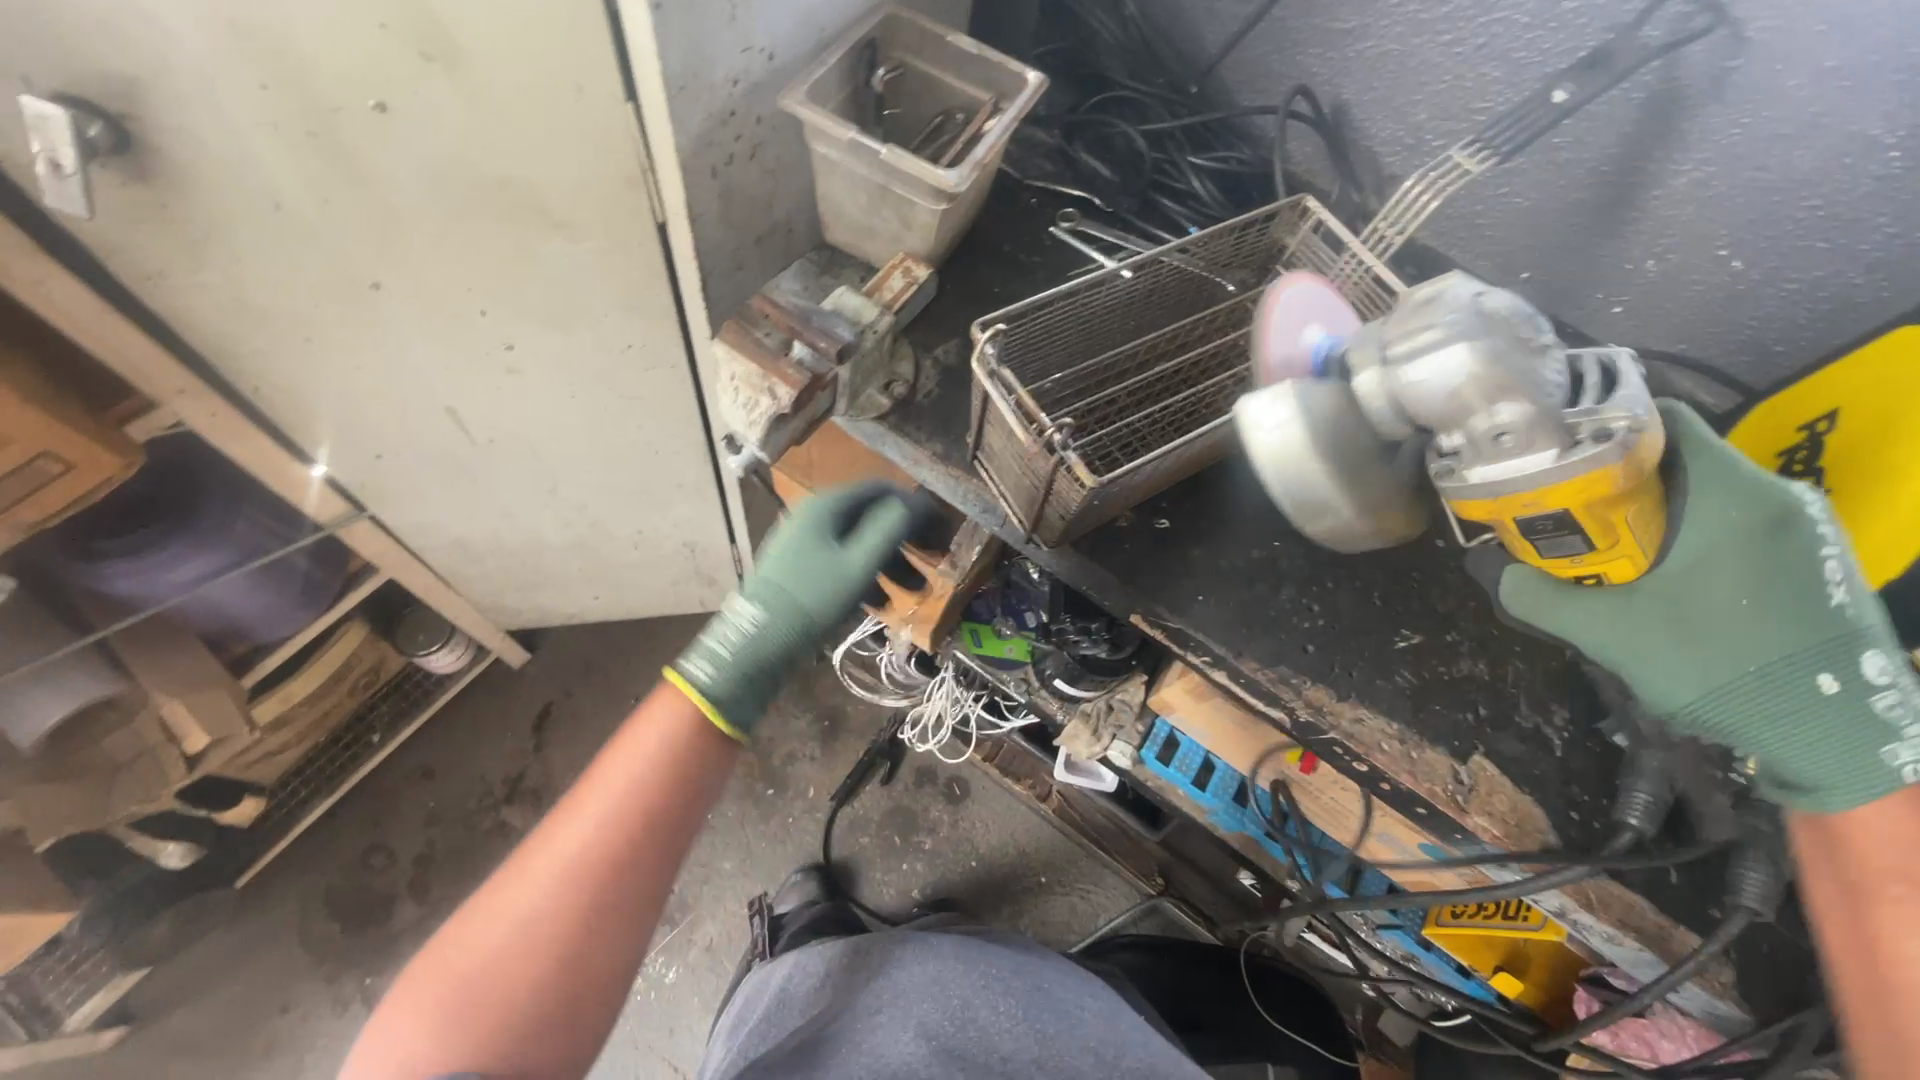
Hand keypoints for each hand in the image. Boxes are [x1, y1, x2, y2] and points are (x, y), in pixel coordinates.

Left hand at [666, 481, 932, 740]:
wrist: (757, 643)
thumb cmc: (814, 600)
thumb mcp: (860, 563)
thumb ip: (892, 527)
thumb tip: (919, 502)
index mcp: (828, 505)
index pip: (883, 490)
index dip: (918, 508)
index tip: (944, 532)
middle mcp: (815, 516)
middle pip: (872, 517)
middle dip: (907, 539)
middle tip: (936, 559)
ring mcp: (804, 543)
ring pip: (858, 543)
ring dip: (892, 563)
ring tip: (917, 591)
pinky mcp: (800, 569)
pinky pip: (842, 563)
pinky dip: (867, 577)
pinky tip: (882, 604)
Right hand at [1478, 400, 1919, 814]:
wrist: (1839, 734)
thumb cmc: (1721, 666)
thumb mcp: (1610, 635)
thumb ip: (1542, 598)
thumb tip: (1500, 573)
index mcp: (1732, 494)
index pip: (1665, 419)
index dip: (1604, 426)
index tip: (1560, 453)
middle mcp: (1777, 496)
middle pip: (1681, 461)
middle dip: (1619, 480)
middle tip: (1569, 510)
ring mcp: (1808, 528)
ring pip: (1710, 496)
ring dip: (1656, 514)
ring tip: (1609, 548)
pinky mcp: (1821, 561)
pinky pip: (1740, 526)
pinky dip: (1694, 538)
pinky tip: (1667, 582)